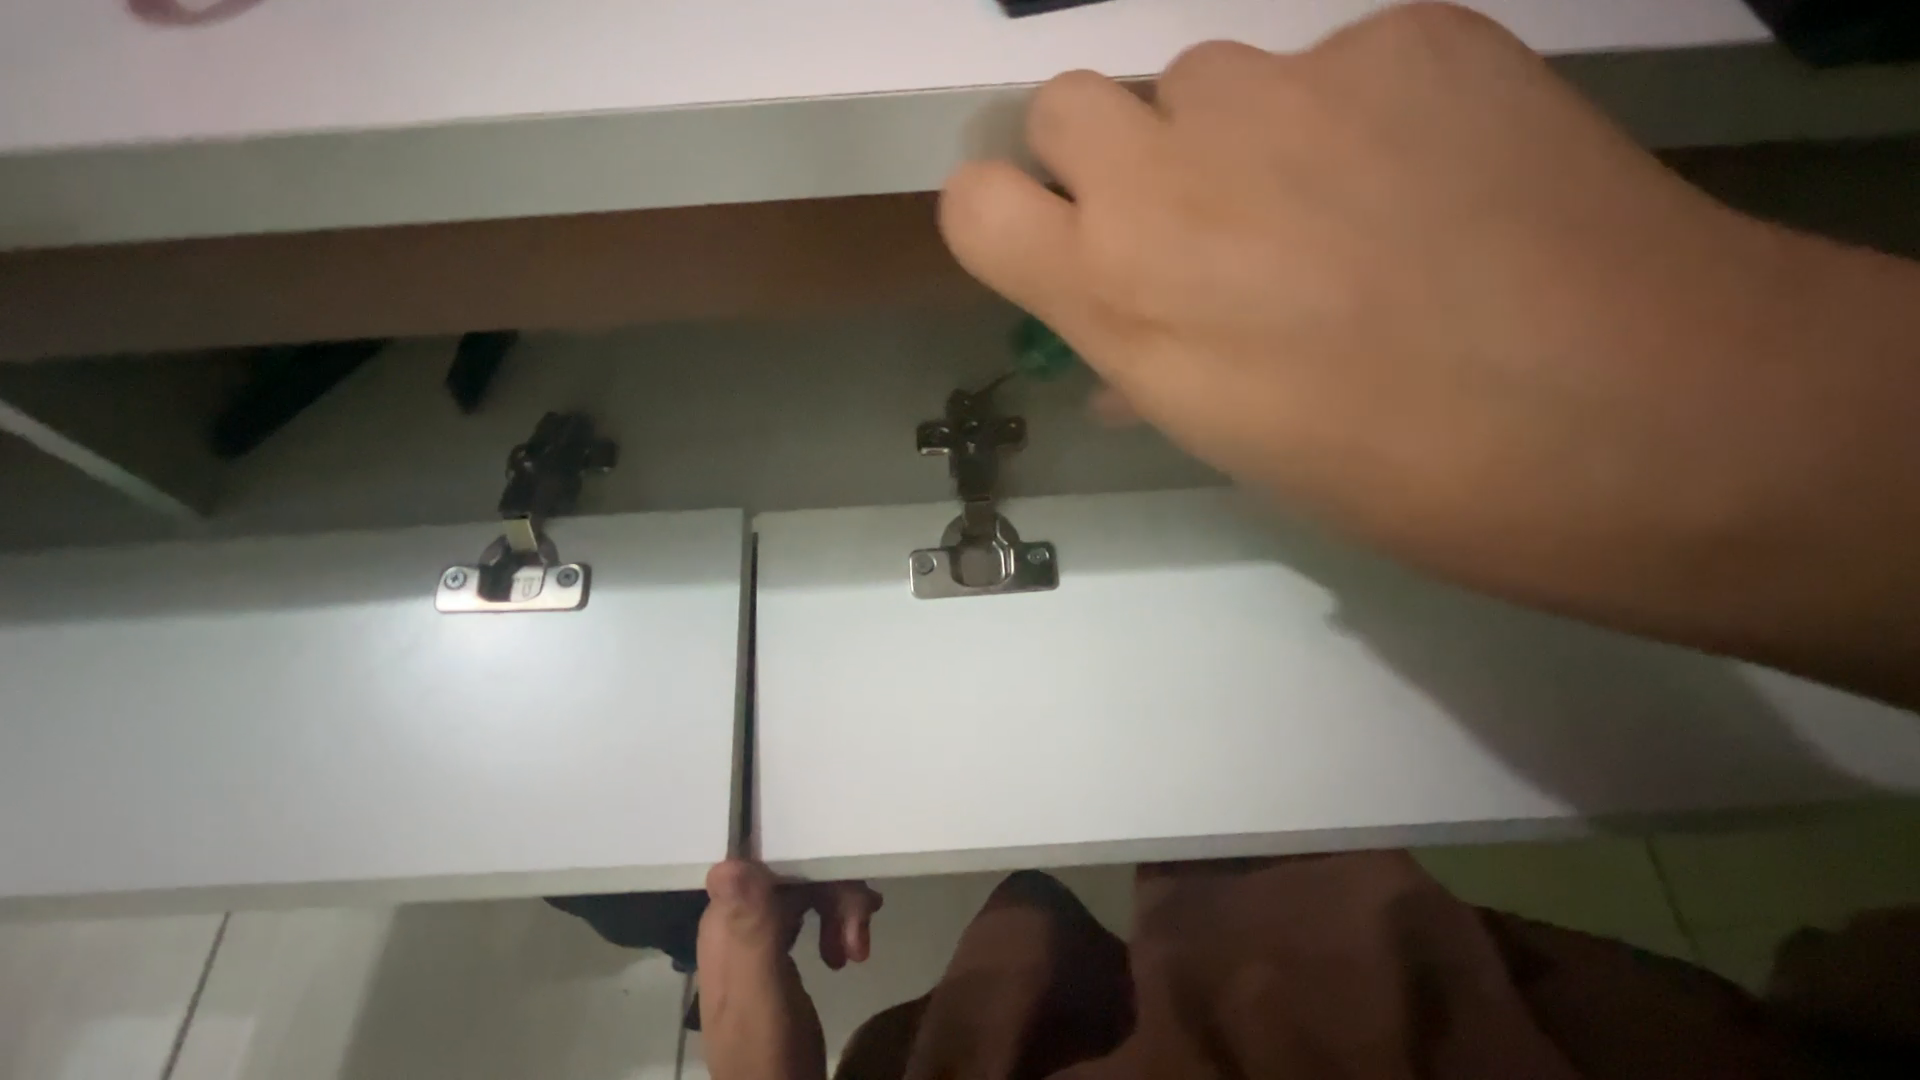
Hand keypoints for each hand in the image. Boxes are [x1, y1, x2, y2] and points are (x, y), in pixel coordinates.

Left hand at [696, 860, 881, 1079]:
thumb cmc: (767, 1056)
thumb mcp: (763, 994)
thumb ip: (750, 929)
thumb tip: (726, 863)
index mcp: (724, 923)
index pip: (767, 862)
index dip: (809, 866)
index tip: (845, 888)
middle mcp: (737, 922)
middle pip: (793, 874)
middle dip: (835, 895)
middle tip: (860, 936)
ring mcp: (757, 939)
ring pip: (807, 892)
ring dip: (841, 911)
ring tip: (858, 950)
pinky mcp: (777, 956)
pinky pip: (811, 915)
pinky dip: (836, 924)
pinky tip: (848, 953)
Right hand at [940, 3, 1919, 700]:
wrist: (1613, 412)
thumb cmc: (1379, 468)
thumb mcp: (1221, 435)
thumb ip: (1141, 357)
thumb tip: (1118, 342)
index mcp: (1112, 286)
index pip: (973, 200)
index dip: (1009, 218)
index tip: (1054, 246)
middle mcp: (1168, 166)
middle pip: (1066, 105)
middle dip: (1104, 158)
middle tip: (1186, 219)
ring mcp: (1286, 84)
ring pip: (1202, 78)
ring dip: (1231, 135)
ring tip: (1330, 205)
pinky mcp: (1405, 32)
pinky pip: (1333, 60)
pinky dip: (1353, 112)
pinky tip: (1425, 178)